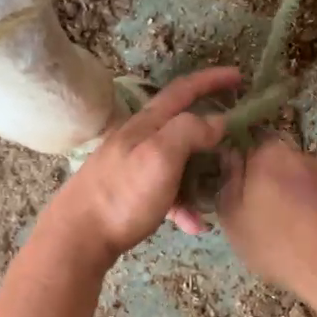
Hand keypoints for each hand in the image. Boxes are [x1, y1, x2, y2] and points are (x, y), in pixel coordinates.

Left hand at [46, 67, 239, 262]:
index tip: (240, 77)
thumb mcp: (160, 156)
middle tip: (238, 137)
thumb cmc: (122, 195)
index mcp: (147, 124)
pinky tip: (194, 224)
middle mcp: (139, 139)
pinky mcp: (130, 194)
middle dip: (212, 127)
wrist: (76, 239)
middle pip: (183, 124)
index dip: (212, 80)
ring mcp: (133, 167)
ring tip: (221, 191)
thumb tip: (216, 120)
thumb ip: (189, 131)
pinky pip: (167, 193)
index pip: (183, 90)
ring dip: (202, 173)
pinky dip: (184, 205)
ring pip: (179, 161)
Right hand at [218, 136, 316, 293]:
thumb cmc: (276, 243)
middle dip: (266, 182)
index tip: (238, 193)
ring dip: (290, 197)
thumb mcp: (234, 218)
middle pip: (275, 162)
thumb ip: (228, 182)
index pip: (248, 145)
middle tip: (258, 216)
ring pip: (298, 180)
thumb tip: (229, 158)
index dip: (241, 168)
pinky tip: (309, 235)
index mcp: (270, 153)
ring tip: (286, 230)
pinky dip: (311, 209)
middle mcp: (301, 154)